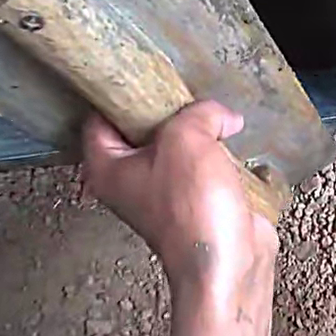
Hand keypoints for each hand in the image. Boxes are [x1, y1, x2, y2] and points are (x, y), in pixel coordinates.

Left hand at [81, 102, 275, 329]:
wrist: (227, 261)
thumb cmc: (193, 207)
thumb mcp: (188, 139)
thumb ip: (200, 113)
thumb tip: (222, 116)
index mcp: (108, 167)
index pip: (102, 117)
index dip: (123, 94)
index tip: (149, 74)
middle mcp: (131, 181)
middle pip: (144, 129)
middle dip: (171, 111)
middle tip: (192, 94)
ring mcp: (166, 193)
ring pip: (178, 146)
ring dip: (200, 133)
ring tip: (218, 118)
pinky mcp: (198, 202)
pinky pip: (204, 165)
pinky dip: (218, 154)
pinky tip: (234, 143)